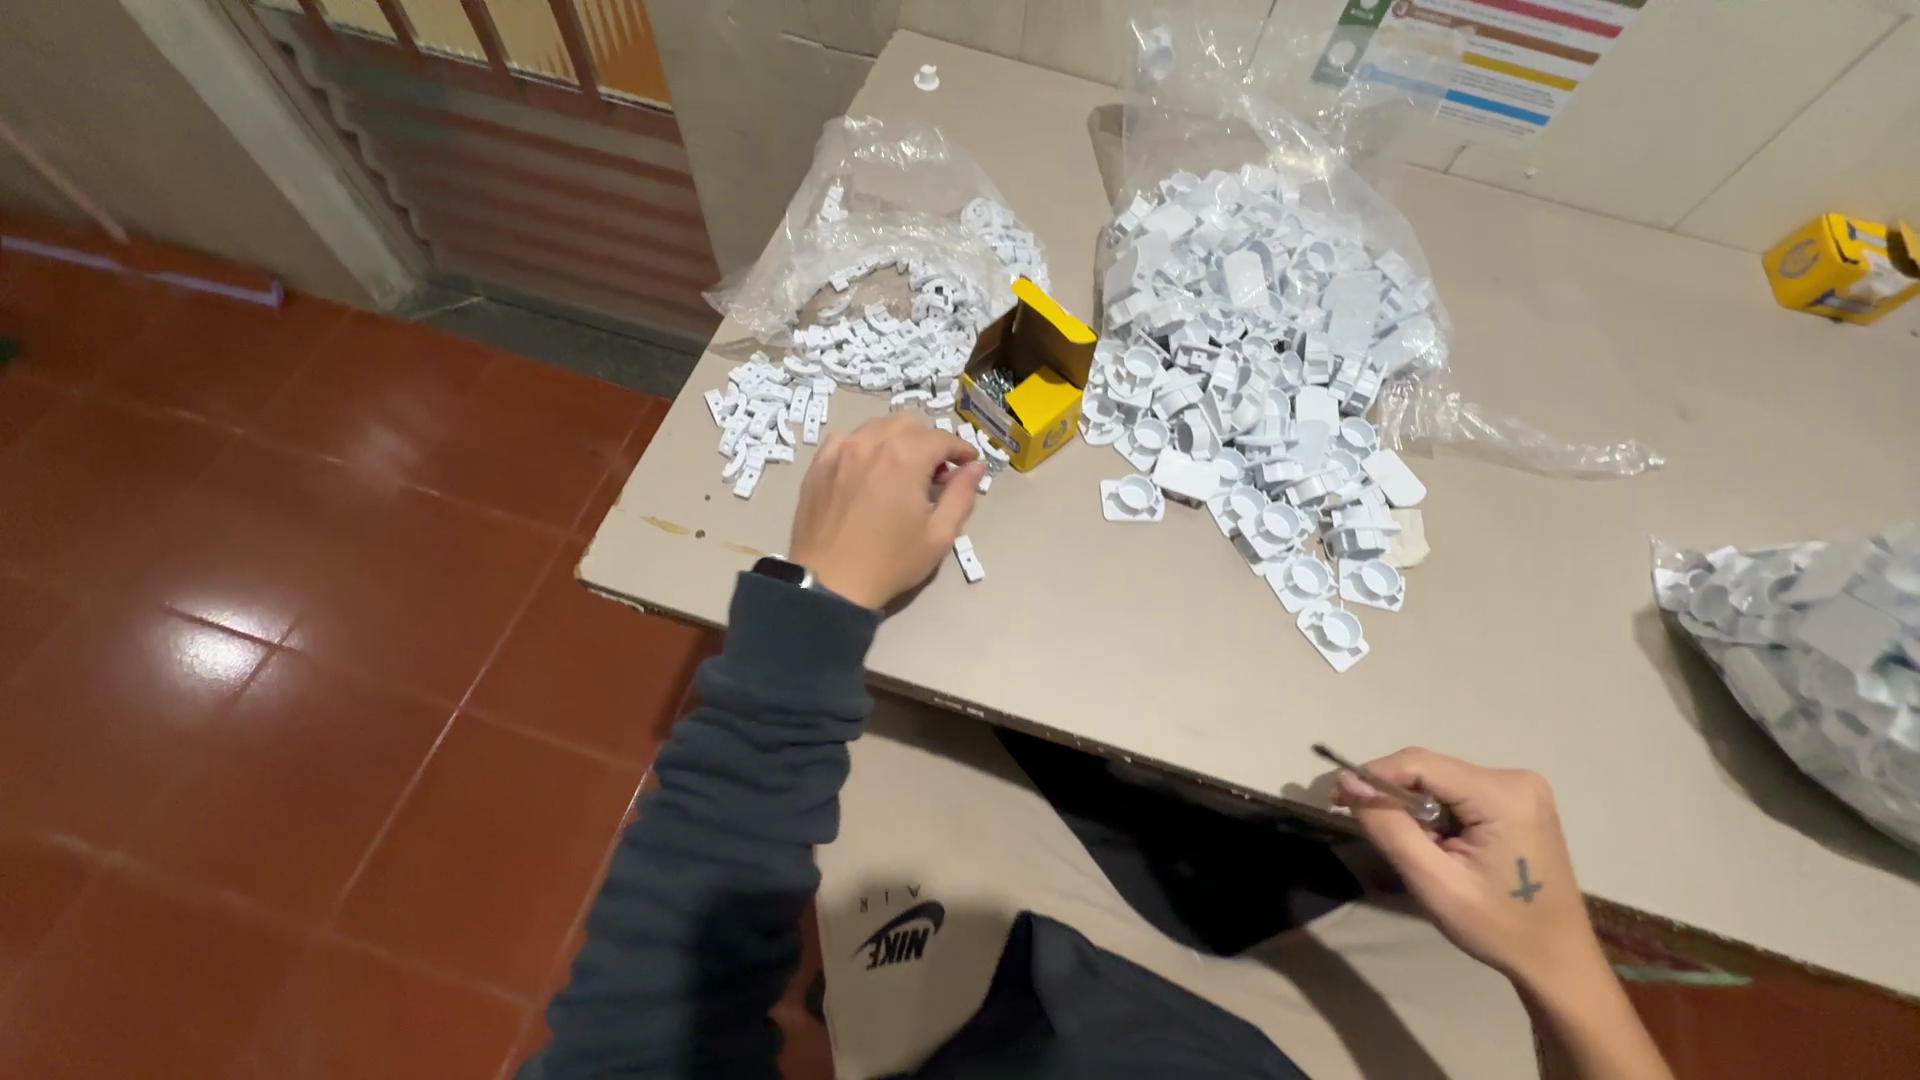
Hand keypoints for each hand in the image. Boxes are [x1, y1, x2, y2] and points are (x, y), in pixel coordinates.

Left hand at [789, 413, 985, 608]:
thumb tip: (975, 467)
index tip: (968, 464)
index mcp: (905, 458)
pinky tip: (868, 469)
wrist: (830, 583)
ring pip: (877, 426)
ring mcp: (841, 451)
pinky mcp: (819, 464)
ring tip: (902, 469)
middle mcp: (872, 443)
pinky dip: (865, 445)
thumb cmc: (890, 562)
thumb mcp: (939, 535)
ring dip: (897, 439)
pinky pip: (847, 439)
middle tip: (936, 472)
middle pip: (909, 425)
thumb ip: (961, 495)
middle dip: (929, 442)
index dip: (961, 449)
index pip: (941, 438)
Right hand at [1332, 748, 1603, 992]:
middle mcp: (1515, 779)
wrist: (1558, 962)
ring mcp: (1519, 788)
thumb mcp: (1433, 882)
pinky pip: (1453, 789)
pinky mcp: (1515, 800)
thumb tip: (1347, 781)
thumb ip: (1388, 826)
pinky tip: (1431, 841)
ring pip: (1436, 778)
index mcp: (1503, 796)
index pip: (1418, 763)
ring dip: (1410, 804)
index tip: (1336, 797)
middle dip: (1389, 792)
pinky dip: (1431, 810)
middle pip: (1427, 768)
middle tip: (1358, 820)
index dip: (1372, 775)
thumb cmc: (1499, 928)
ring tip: (1404, 842)